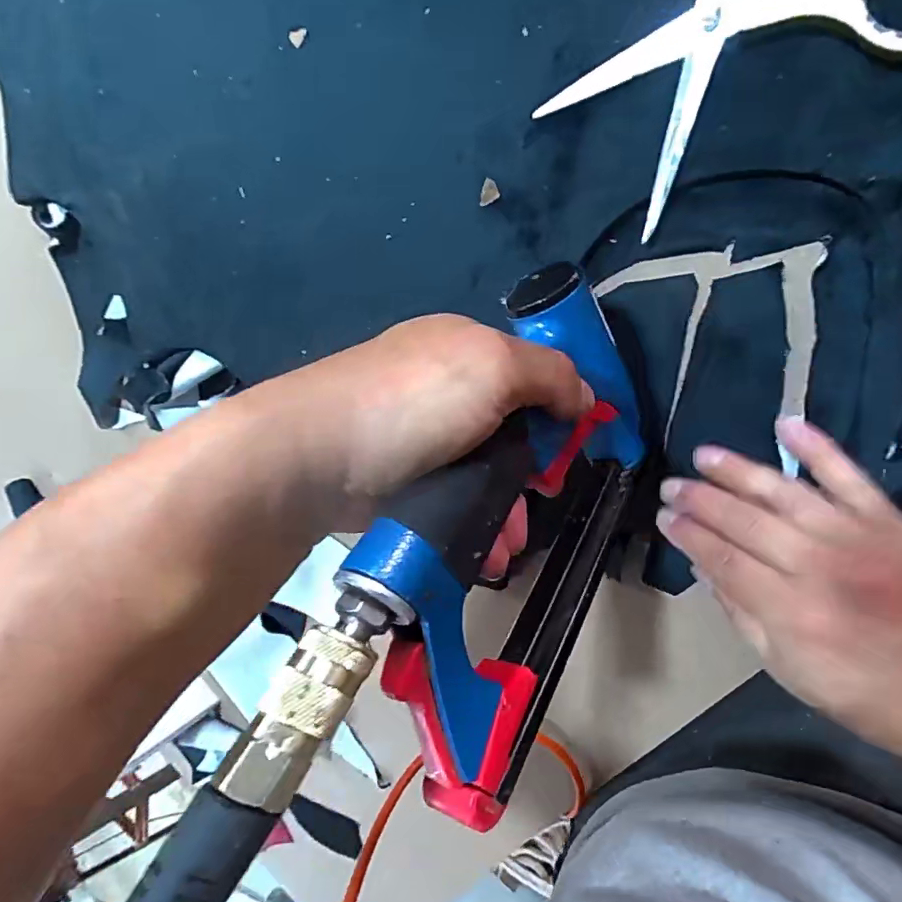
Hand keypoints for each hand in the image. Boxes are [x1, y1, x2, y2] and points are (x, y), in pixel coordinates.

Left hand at [235, 315, 591, 528]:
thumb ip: (551, 375)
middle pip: (511, 430)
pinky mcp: (404, 482)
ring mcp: (423, 439)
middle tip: (545, 497)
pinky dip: (475, 526)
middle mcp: (445, 390)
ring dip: (507, 511)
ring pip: (485, 474)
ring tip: (510, 545)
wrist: (315, 457)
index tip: (576, 442)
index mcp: (465, 349)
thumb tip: (587, 397)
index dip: (560, 403)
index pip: (531, 370)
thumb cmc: (415, 402)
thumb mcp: (495, 367)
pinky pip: (455, 501)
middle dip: (535, 470)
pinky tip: (487, 553)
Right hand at [655, 415, 901, 794]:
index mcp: (790, 612)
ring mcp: (855, 536)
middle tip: (671, 486)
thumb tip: (705, 569)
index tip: (665, 518)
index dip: (689, 535)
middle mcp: (817, 566)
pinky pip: (847, 475)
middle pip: (745, 521)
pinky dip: (817, 448)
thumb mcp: (787, 670)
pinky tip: (786, 424)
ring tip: (704, 455)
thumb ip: (742, 615)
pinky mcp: (888, 520)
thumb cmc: (863, 693)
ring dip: (738, 470)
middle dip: (700, 500)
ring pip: (784, 492)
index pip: (724, 559)